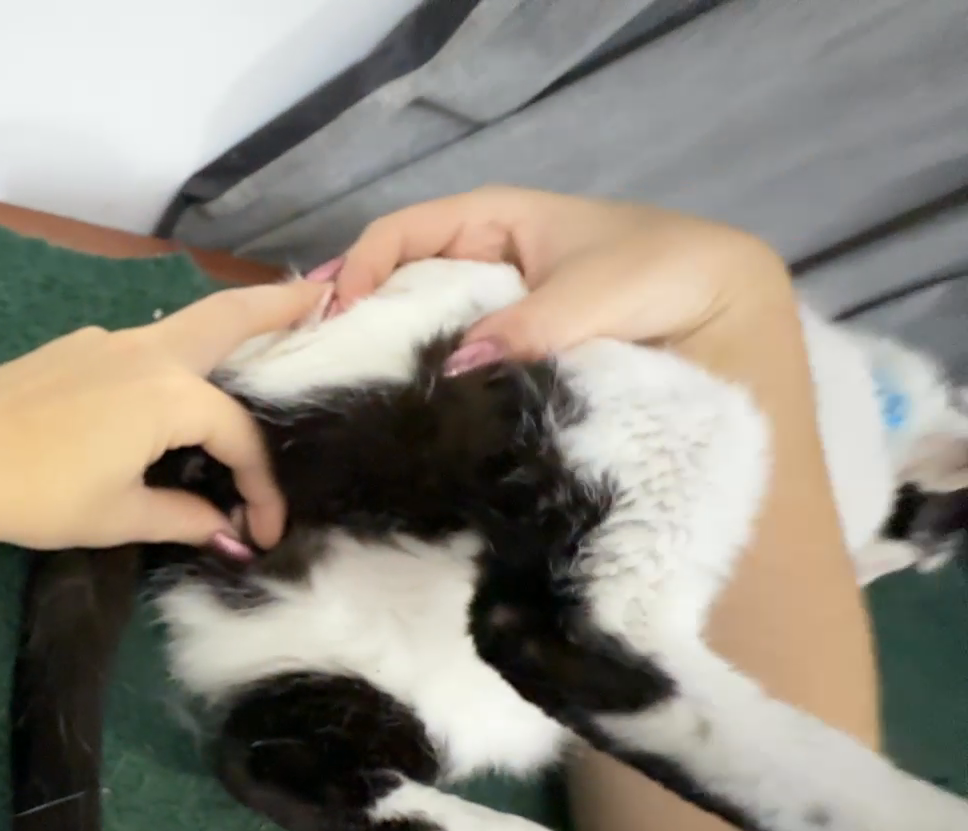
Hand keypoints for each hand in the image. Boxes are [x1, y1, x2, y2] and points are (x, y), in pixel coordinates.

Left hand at [0, 280, 328, 551]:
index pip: (238, 438)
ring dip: (221, 333)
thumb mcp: (118, 515)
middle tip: (321, 295)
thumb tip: (226, 533)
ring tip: (253, 343)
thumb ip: (182, 516)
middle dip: (277, 306)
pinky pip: (138, 349)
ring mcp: (104, 341)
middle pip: (226, 318)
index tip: (264, 531)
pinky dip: (167, 362)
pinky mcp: (73, 348)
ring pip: (179, 330)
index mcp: (169, 395)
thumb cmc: (40, 494)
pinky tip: (159, 394)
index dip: (261, 487)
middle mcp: (146, 352)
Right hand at [327, 187, 792, 373]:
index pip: (401, 232)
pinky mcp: (483, 354)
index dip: (361, 266)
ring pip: (405, 321)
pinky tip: (379, 401)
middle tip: (313, 355)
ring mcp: (475, 311)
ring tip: (332, 383)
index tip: (341, 317)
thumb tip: (449, 369)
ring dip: (368, 348)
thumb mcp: (600, 290)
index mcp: (490, 221)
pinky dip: (402, 375)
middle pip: (389, 278)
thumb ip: (527, 326)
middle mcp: (471, 264)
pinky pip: (431, 357)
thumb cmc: (667, 276)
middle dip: (348, 311)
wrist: (723, 324)